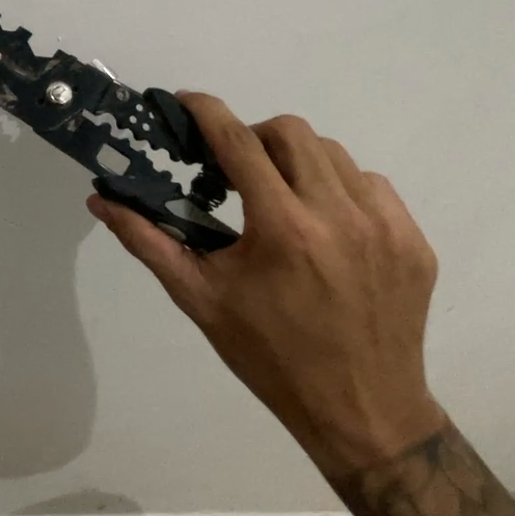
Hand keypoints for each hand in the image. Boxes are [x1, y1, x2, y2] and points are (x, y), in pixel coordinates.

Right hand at [88, 92, 445, 475]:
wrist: (362, 412)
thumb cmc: (267, 353)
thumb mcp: (197, 296)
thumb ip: (145, 239)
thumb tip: (100, 198)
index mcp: (282, 229)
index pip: (238, 141)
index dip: (206, 111)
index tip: (185, 103)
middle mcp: (339, 216)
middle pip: (290, 132)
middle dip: (251, 137)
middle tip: (231, 169)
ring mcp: (386, 228)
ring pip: (332, 153)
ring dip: (294, 160)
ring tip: (277, 197)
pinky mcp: (414, 242)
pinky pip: (371, 184)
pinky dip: (337, 186)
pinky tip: (320, 222)